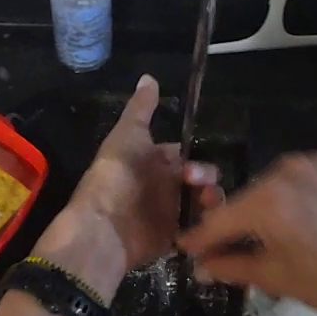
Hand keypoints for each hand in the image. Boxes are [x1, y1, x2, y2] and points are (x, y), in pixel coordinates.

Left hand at [33, 74, 215, 298]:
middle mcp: (160, 186)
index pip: (183, 156)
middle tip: (199, 184)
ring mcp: (167, 213)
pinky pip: (196, 231)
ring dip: (211, 202)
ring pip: (202, 204)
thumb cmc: (116, 175)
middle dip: (206, 179)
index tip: (194, 165)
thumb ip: (141, 108)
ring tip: (208, 205)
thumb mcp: (128, 134)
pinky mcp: (171, 238)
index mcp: (151, 162)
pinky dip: (204, 228)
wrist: (104, 226)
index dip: (194, 158)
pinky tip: (207, 225)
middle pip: (198, 179)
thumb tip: (149, 77)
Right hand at [177, 152, 316, 315]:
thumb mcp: (278, 278)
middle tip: (221, 252)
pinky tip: (290, 225)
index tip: (183, 248)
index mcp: (268, 201)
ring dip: (258, 212)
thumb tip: (202, 267)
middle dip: (230, 225)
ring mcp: (311, 165)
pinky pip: (293, 183)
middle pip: (243, 200)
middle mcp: (285, 172)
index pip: (220, 219)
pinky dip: (284, 201)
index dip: (200, 238)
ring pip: (267, 190)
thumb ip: (232, 266)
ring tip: (259, 241)